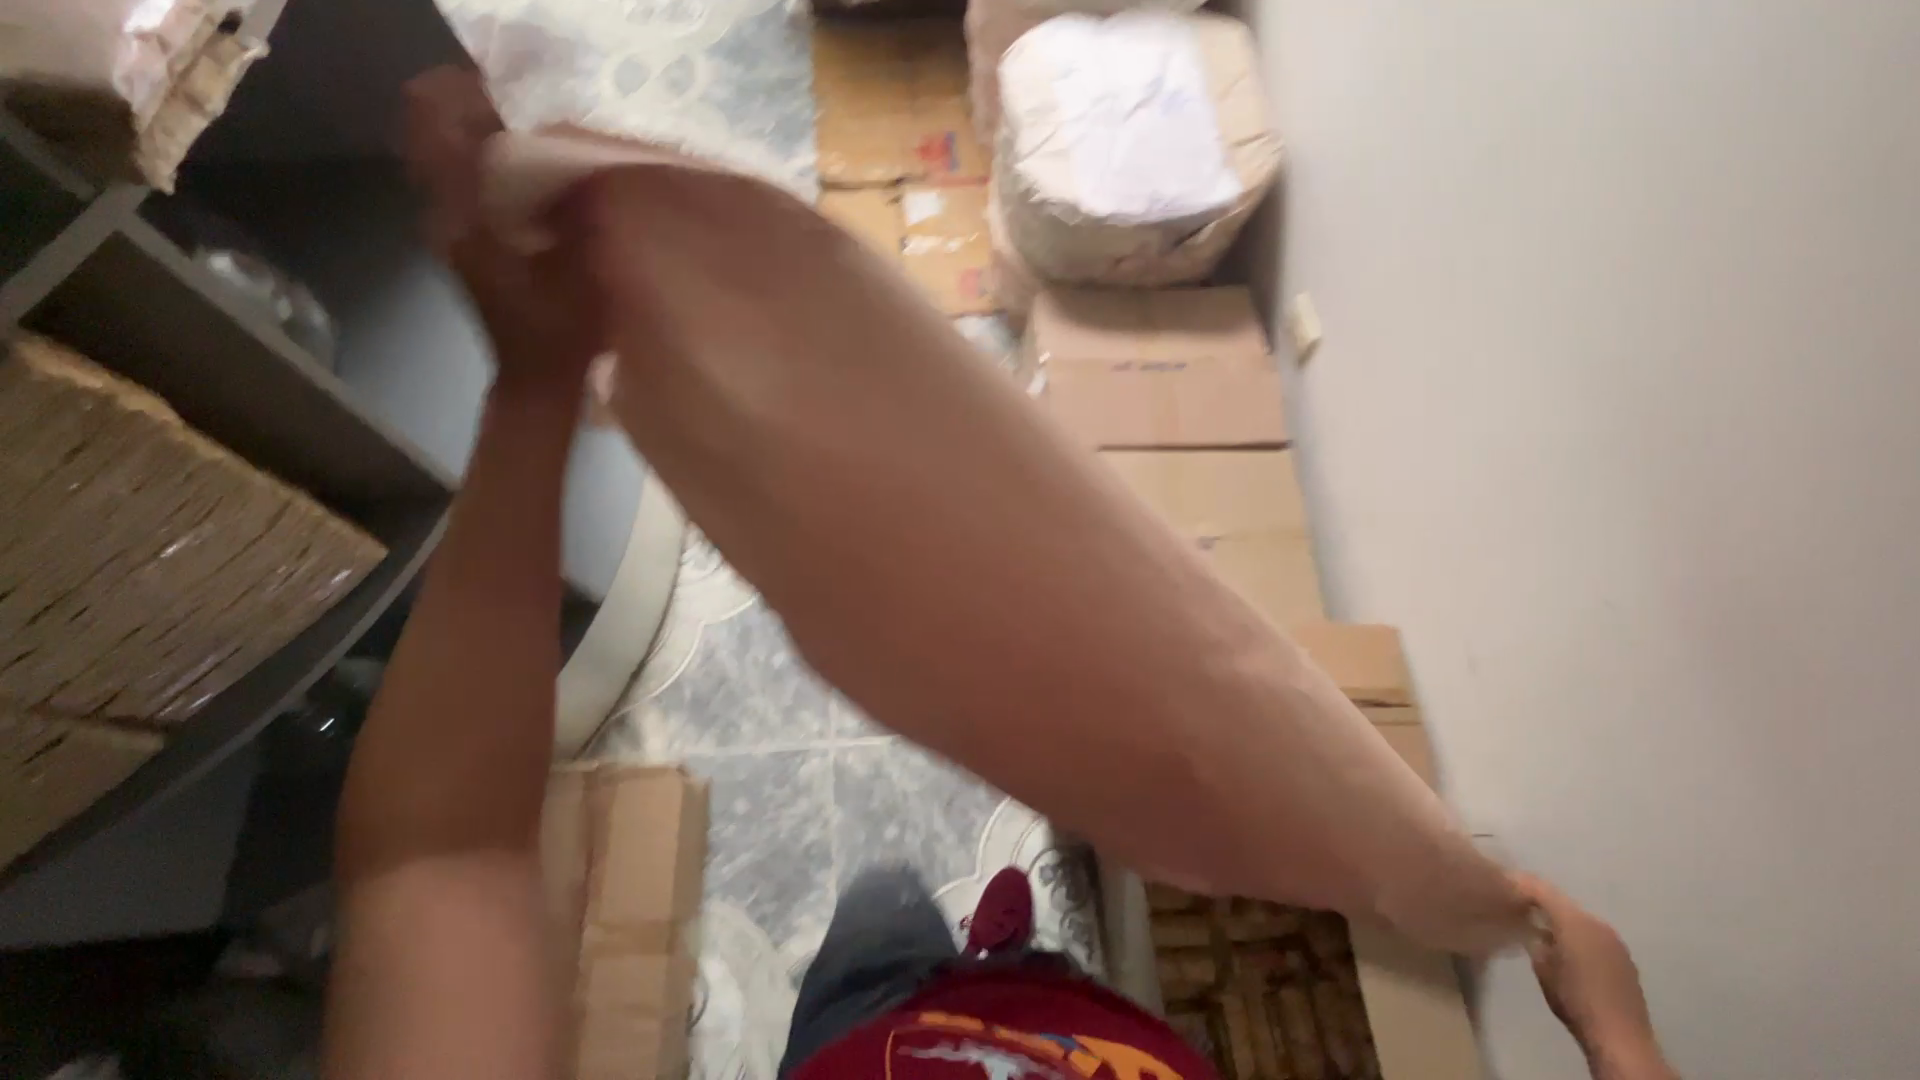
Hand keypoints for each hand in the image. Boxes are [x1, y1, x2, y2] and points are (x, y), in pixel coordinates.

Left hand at [403, 67, 602, 395]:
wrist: (536, 387)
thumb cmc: (560, 338)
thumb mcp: (582, 276)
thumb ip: (580, 216)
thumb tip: (588, 167)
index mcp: (464, 214)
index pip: (435, 118)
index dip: (469, 88)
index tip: (523, 91)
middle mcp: (444, 211)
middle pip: (437, 126)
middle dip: (485, 106)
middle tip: (543, 110)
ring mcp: (452, 226)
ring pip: (453, 153)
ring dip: (494, 136)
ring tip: (549, 140)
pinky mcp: (469, 241)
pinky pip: (472, 180)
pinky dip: (502, 167)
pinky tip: (546, 182)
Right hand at [1515, 875, 1673, 1077]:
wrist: (1620, 1038)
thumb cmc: (1573, 999)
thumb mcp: (1542, 968)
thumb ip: (1536, 941)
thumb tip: (1534, 930)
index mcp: (1575, 922)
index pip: (1542, 890)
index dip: (1521, 883)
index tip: (1501, 884)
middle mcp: (1598, 925)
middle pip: (1563, 903)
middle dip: (1540, 903)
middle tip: (1517, 907)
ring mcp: (1615, 942)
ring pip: (1580, 920)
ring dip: (1560, 920)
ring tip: (1540, 929)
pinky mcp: (1624, 959)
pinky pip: (1594, 936)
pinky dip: (1577, 936)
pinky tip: (1566, 950)